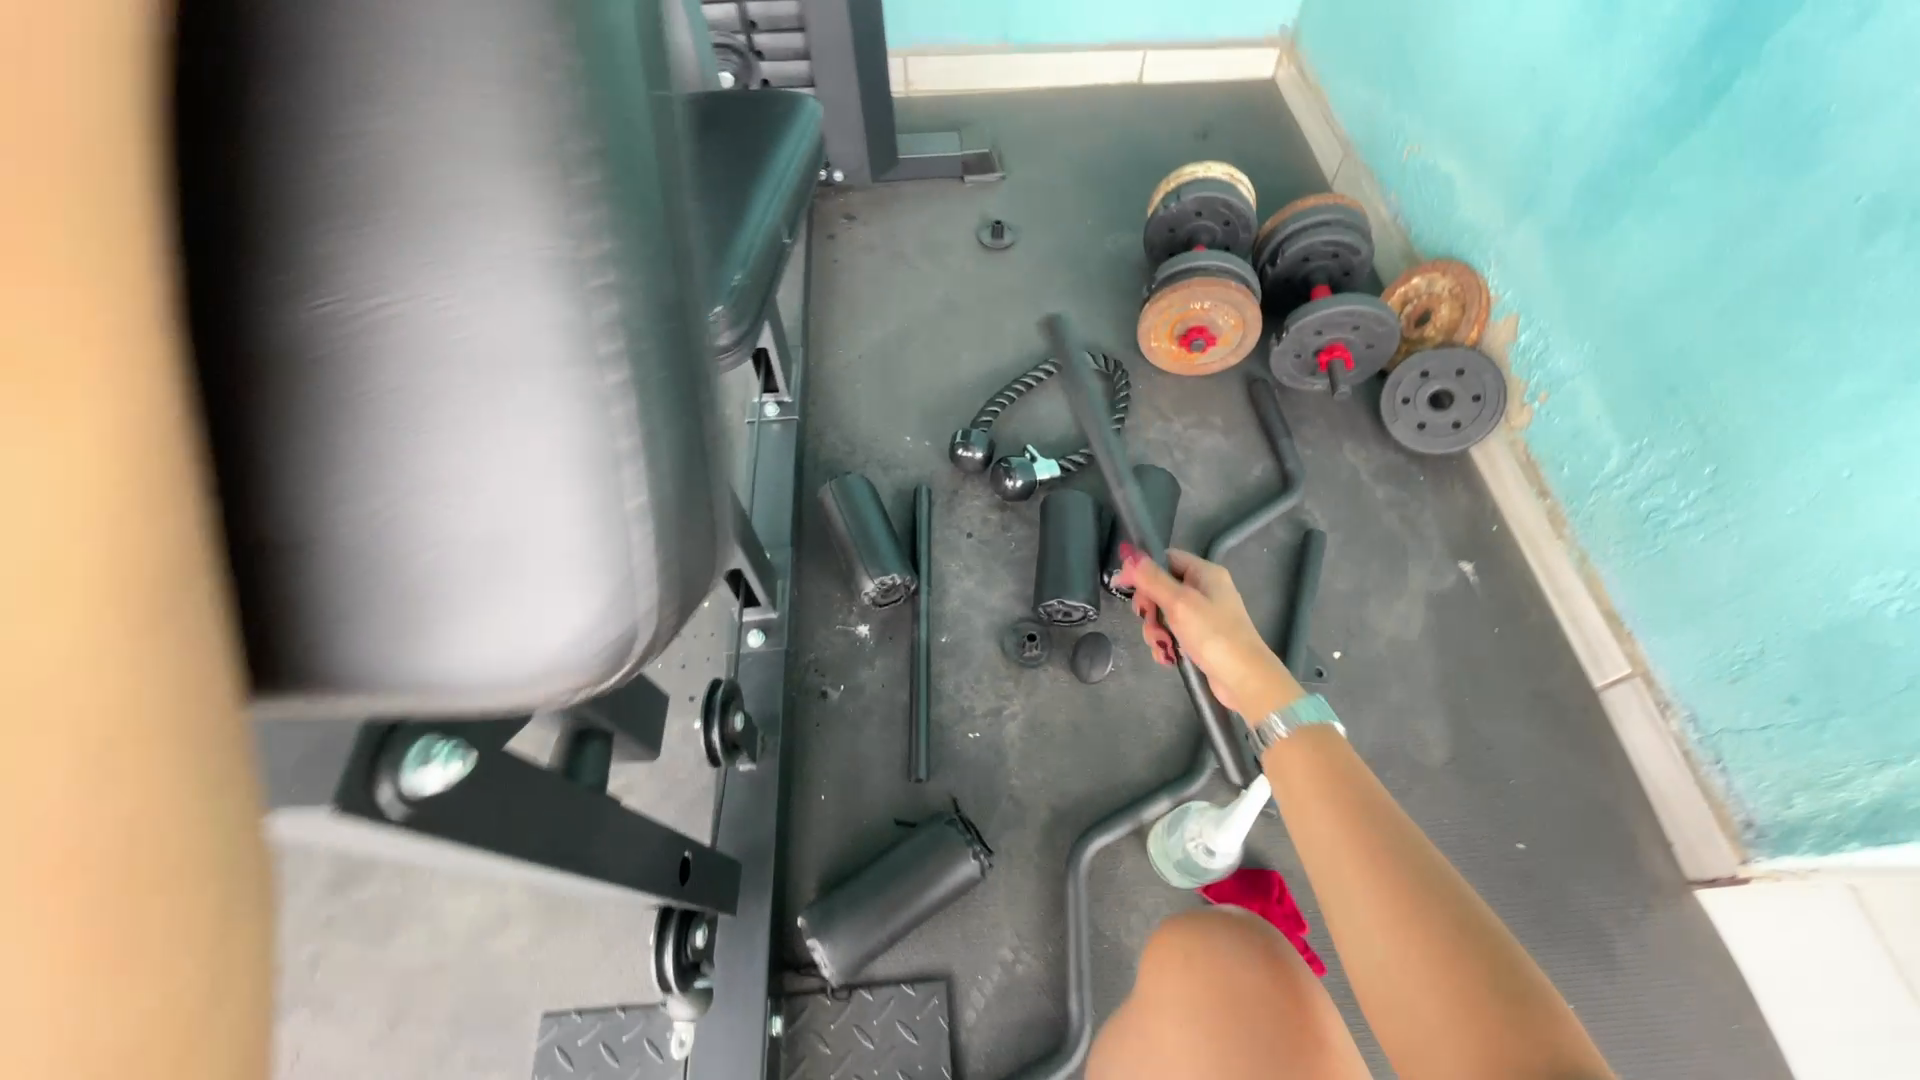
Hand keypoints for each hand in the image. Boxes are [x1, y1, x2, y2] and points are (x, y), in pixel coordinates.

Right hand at [1112, 545, 1302, 720]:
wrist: (1244, 679)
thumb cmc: (1213, 635)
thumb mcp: (1179, 602)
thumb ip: (1152, 578)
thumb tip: (1129, 556)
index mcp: (1204, 574)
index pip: (1166, 559)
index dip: (1143, 570)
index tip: (1124, 586)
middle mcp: (1204, 590)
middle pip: (1161, 589)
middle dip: (1150, 609)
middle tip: (1151, 623)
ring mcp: (1203, 616)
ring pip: (1163, 614)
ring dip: (1156, 631)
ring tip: (1164, 646)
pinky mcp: (1200, 638)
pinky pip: (1173, 634)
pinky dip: (1167, 645)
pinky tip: (1169, 657)